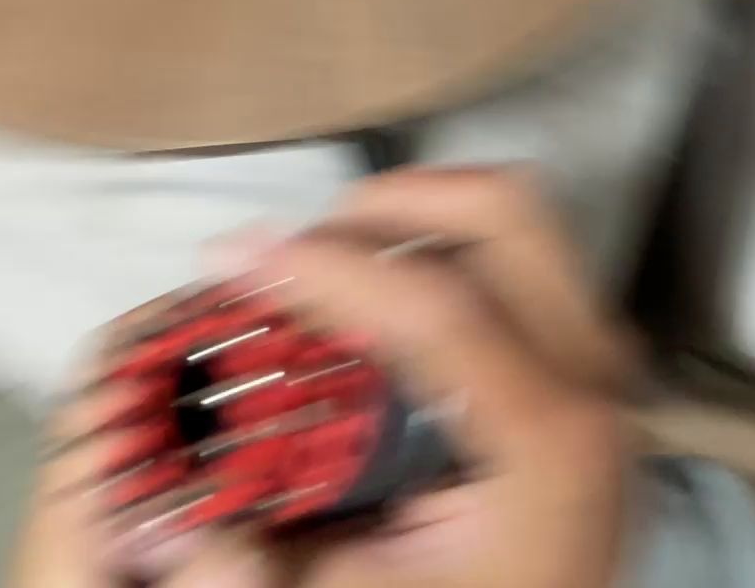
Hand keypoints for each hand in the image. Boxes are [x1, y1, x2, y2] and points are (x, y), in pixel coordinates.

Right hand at [11, 167, 639, 587]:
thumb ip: (262, 563)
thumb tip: (159, 509)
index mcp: (551, 436)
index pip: (439, 308)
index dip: (330, 269)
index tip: (242, 255)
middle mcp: (591, 368)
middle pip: (502, 211)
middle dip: (389, 202)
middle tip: (308, 244)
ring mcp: (596, 340)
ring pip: (513, 208)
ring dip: (417, 206)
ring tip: (341, 250)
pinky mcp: (583, 333)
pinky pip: (518, 238)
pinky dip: (444, 228)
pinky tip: (389, 272)